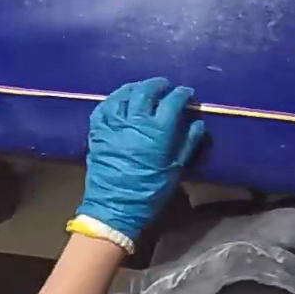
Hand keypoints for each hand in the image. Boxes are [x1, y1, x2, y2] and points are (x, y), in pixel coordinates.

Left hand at [75, 77, 206, 241]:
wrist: (114, 208)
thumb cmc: (149, 191)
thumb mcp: (175, 169)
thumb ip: (187, 143)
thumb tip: (197, 122)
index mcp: (158, 131)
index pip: (173, 101)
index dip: (182, 94)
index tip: (186, 93)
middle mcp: (135, 121)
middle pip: (147, 91)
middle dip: (159, 85)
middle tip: (165, 87)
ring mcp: (114, 123)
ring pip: (125, 94)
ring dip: (137, 88)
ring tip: (144, 89)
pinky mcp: (97, 129)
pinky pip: (105, 105)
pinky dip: (115, 98)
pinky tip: (121, 99)